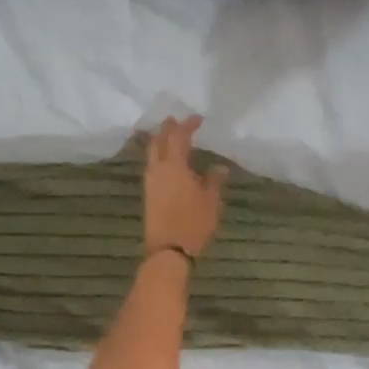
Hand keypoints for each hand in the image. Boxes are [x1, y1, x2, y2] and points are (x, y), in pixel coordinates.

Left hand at [141, 115, 228, 260]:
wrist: (168, 250)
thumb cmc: (194, 223)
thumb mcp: (211, 201)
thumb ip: (214, 180)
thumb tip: (219, 167)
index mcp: (174, 165)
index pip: (179, 137)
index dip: (188, 125)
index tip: (198, 119)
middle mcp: (158, 168)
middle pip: (158, 141)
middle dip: (167, 129)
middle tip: (176, 121)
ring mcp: (150, 181)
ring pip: (152, 153)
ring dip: (161, 142)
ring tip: (171, 138)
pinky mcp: (149, 193)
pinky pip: (153, 166)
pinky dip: (160, 157)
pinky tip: (169, 161)